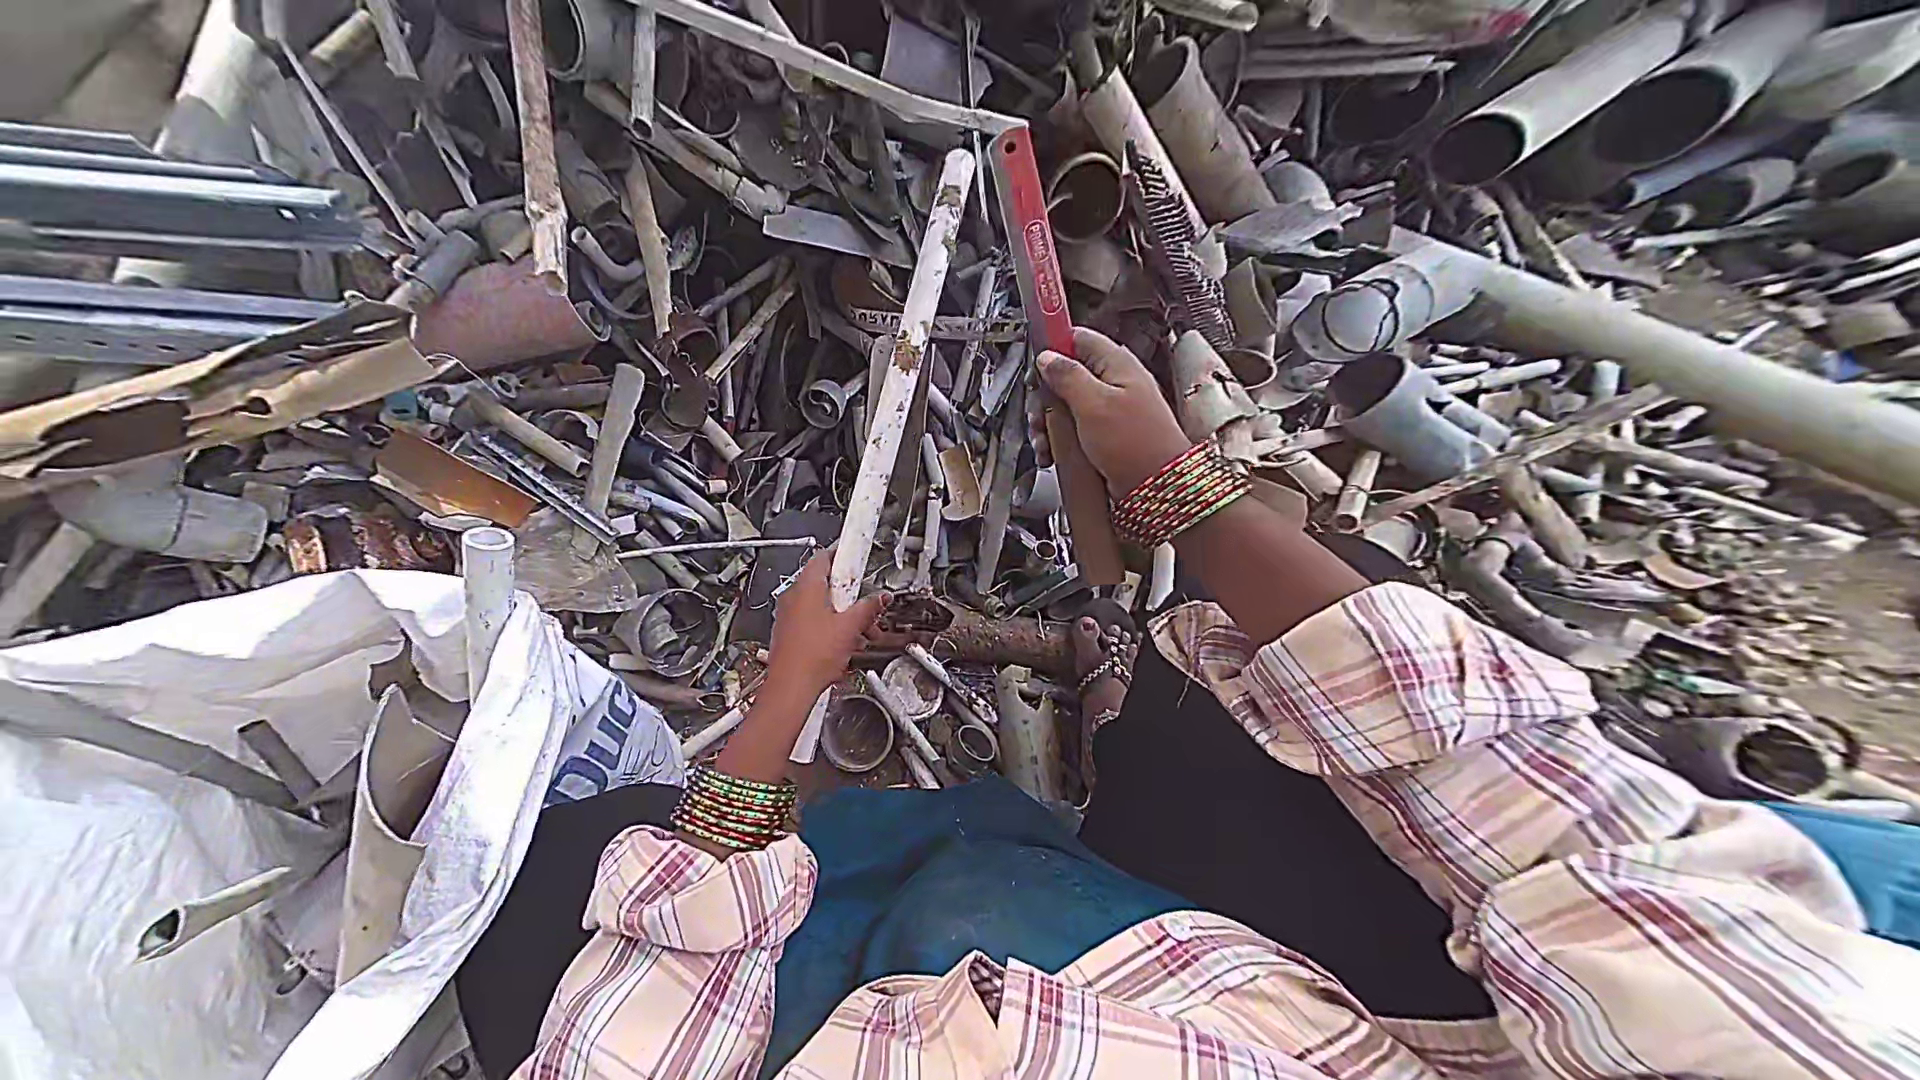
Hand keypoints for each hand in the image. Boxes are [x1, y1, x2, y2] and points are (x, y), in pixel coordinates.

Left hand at [765, 549, 888, 696]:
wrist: (791, 687)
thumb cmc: (811, 657)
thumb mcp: (850, 627)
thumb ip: (868, 608)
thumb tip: (879, 598)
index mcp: (806, 588)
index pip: (824, 557)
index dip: (843, 555)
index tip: (856, 556)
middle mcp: (793, 598)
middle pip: (827, 584)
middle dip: (851, 596)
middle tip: (866, 605)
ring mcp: (790, 616)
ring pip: (822, 605)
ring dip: (844, 614)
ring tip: (861, 631)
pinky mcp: (791, 633)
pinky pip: (815, 621)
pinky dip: (832, 627)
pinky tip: (846, 643)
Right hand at [1027, 326, 1192, 496]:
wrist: (1158, 485)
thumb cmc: (1137, 444)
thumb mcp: (1094, 404)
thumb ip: (1067, 376)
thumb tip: (1047, 357)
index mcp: (1115, 364)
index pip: (1077, 337)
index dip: (1052, 347)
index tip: (1035, 366)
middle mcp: (1113, 383)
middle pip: (1066, 375)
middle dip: (1045, 396)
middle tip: (1039, 414)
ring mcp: (1108, 409)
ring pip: (1065, 405)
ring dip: (1048, 422)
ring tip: (1044, 440)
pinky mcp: (1104, 434)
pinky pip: (1073, 429)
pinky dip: (1058, 440)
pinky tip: (1051, 452)